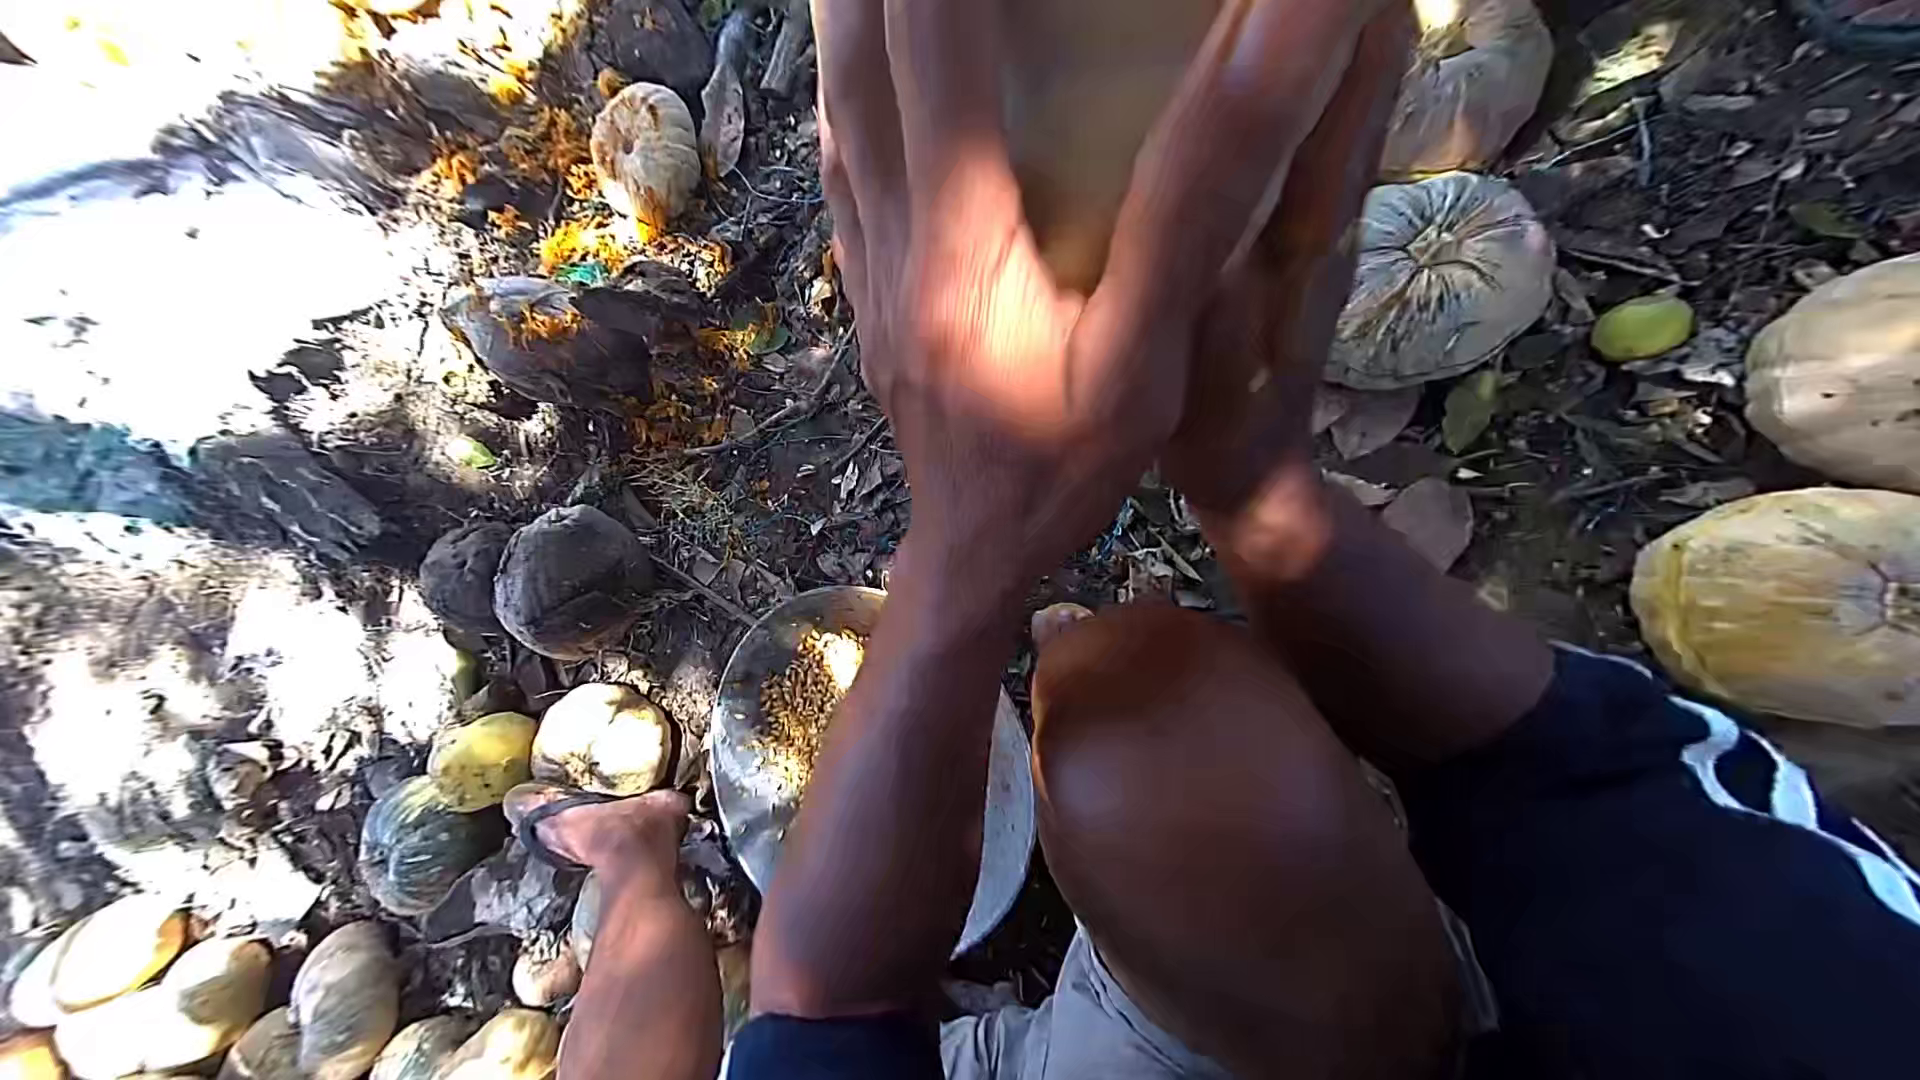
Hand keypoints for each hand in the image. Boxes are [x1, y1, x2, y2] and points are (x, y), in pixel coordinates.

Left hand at [815, 0, 1397, 601]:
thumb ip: (1198, 196)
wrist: (975, 548)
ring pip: (838, 115)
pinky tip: (864, 90)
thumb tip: (1284, 21)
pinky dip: (849, 110)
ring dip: (854, 19)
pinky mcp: (869, 308)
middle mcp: (892, 237)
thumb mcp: (1146, 355)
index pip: (932, 27)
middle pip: (861, 53)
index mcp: (960, 237)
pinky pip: (842, 185)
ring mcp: (869, 276)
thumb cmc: (1061, 472)